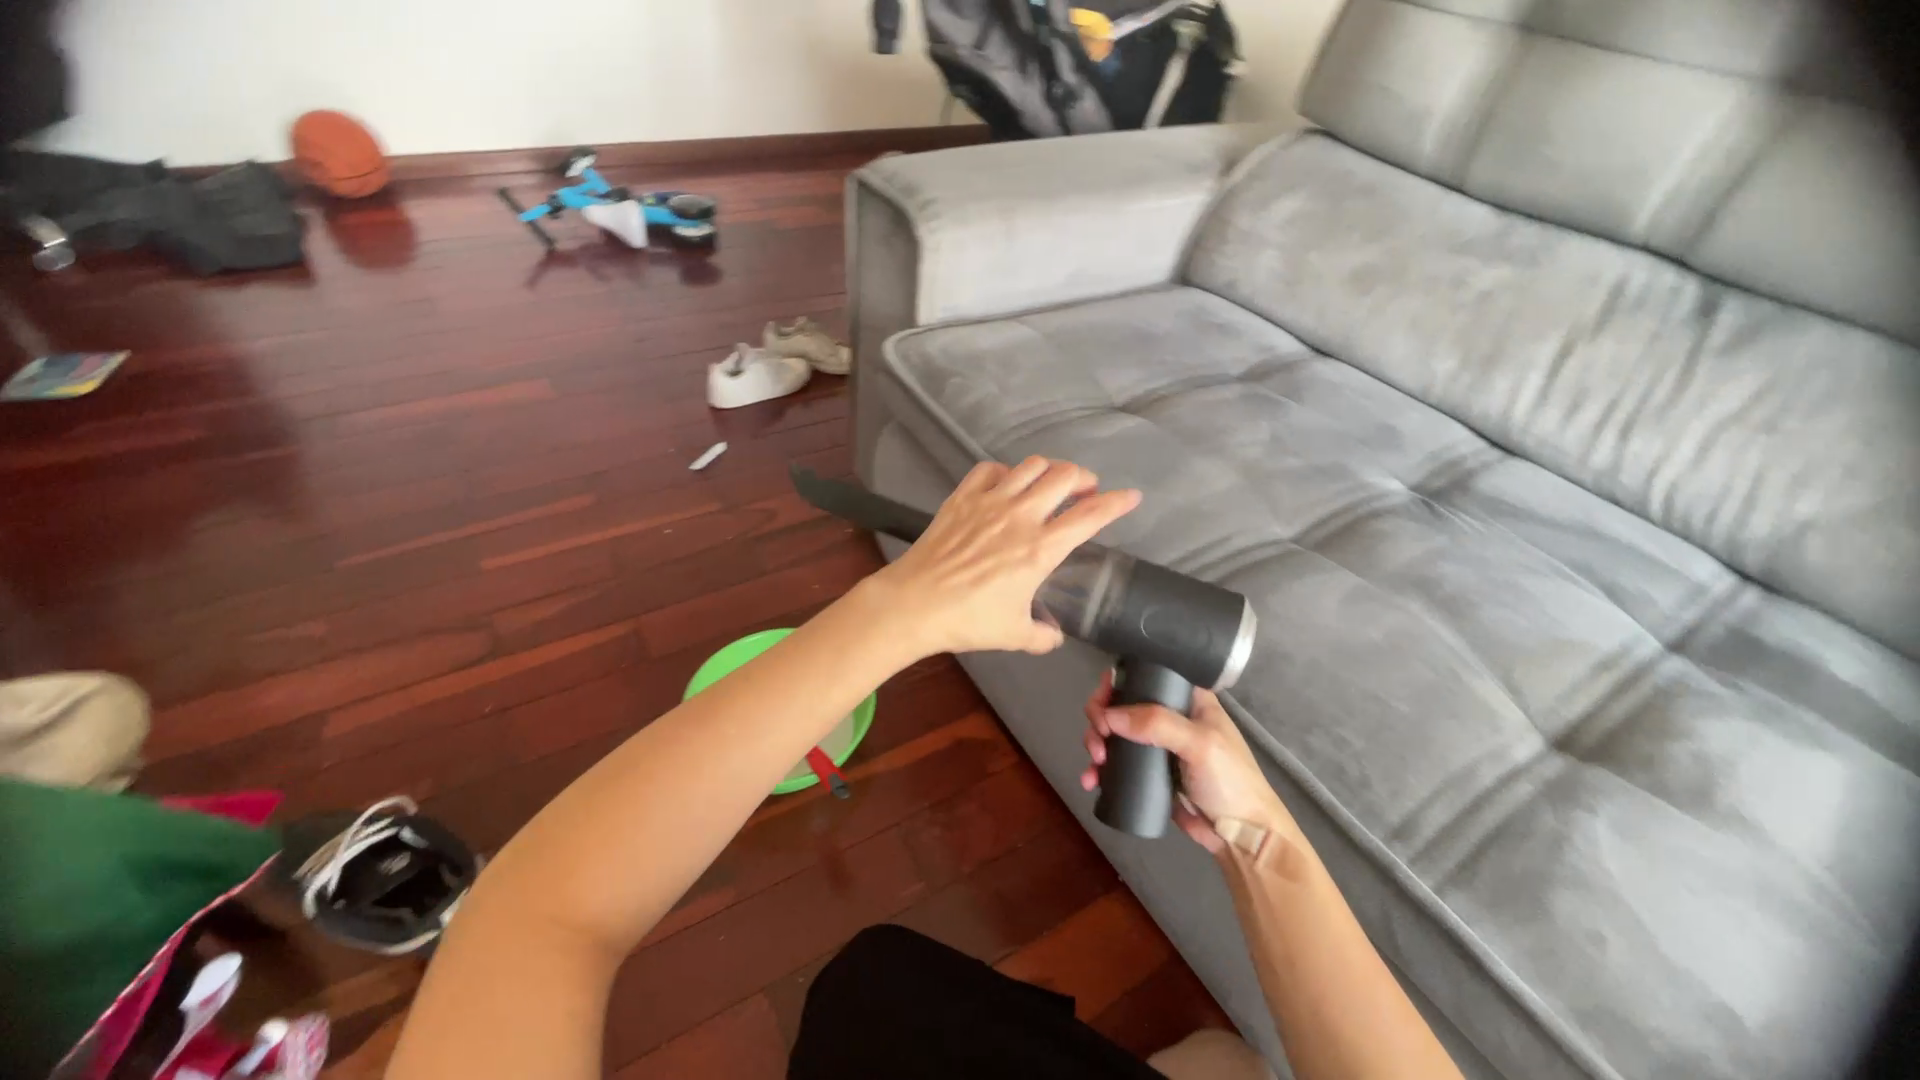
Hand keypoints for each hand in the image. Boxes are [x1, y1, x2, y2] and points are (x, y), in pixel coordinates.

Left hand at [863, 456, 1139, 657]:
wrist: (915, 603)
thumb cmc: (968, 620)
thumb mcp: (1014, 635)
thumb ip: (1042, 635)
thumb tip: (1054, 635)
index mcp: (1040, 549)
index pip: (1090, 517)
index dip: (1116, 503)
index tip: (1131, 497)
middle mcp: (1020, 516)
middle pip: (1065, 476)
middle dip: (1083, 478)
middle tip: (1086, 490)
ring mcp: (990, 502)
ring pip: (1031, 466)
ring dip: (1049, 470)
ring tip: (1051, 483)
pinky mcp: (962, 497)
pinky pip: (989, 468)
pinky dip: (1005, 471)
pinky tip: (1006, 483)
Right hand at [1079, 674, 1297, 854]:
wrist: (1240, 834)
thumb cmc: (1230, 781)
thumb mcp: (1199, 745)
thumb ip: (1157, 724)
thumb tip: (1108, 716)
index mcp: (1188, 699)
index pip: (1145, 675)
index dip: (1116, 683)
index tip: (1101, 704)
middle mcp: (1170, 715)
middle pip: (1122, 704)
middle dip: (1100, 719)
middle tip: (1098, 742)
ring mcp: (1158, 745)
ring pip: (1115, 733)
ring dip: (1096, 744)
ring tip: (1095, 766)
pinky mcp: (1149, 772)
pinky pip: (1117, 762)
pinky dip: (1100, 769)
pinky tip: (1091, 780)